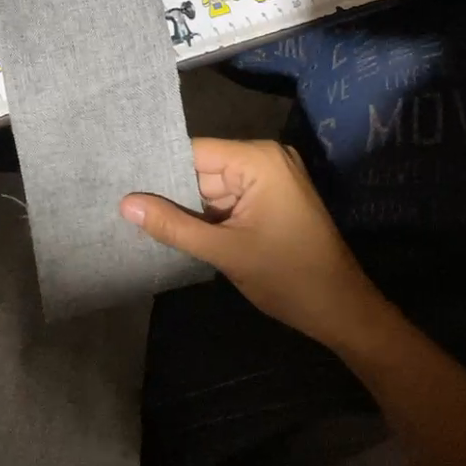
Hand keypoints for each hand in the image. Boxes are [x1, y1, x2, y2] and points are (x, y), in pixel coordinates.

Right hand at [122, 138, 385, 349]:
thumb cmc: (290, 278)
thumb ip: (174, 225)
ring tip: (141, 219)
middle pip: (201, 169)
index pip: (194, 152)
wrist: (345, 313)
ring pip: (211, 187)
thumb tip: (124, 203)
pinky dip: (207, 216)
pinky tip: (176, 229)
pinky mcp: (271, 199)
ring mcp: (270, 179)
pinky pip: (228, 199)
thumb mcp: (225, 251)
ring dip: (188, 207)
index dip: (159, 168)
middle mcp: (265, 158)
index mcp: (259, 158)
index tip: (120, 180)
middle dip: (171, 191)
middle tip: (123, 205)